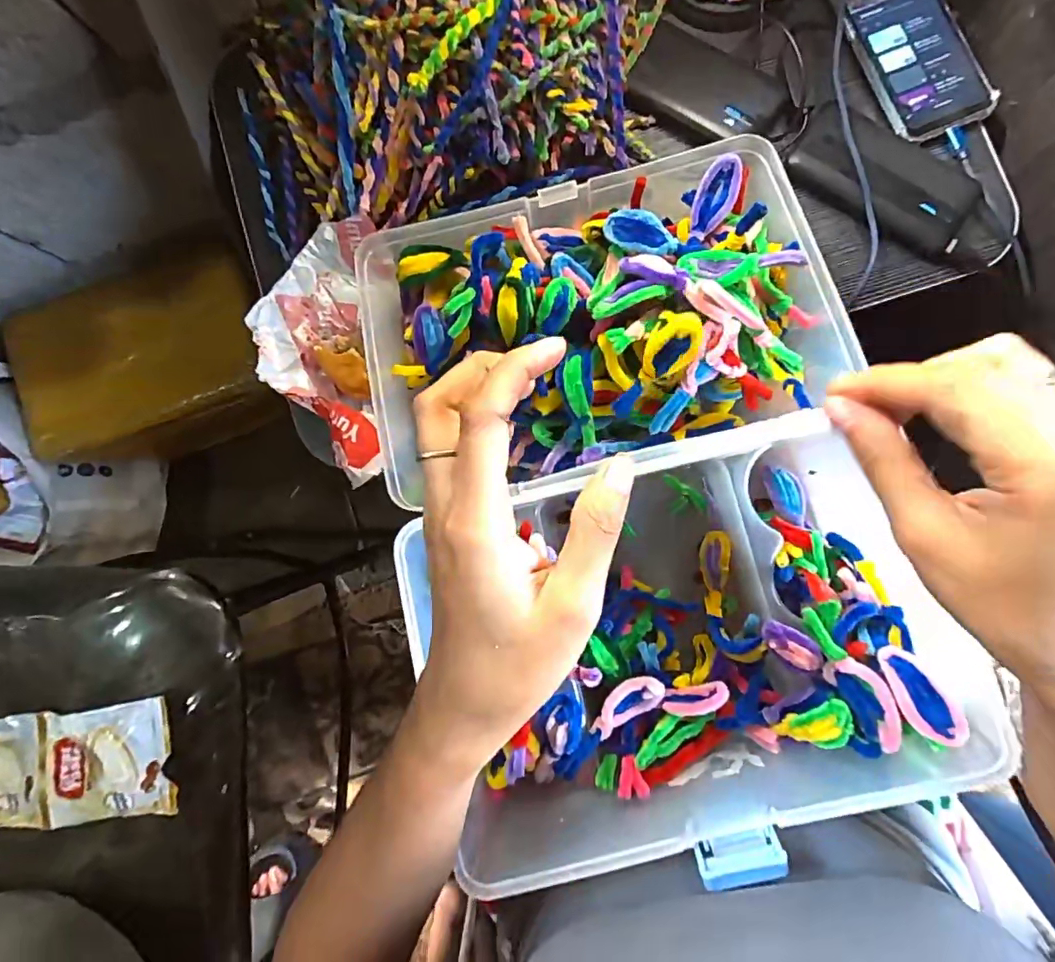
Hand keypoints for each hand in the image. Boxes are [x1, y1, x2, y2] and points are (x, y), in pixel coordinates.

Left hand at [409, 339, 633, 771]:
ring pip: (434, 427)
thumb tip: (621, 466)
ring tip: (528, 377)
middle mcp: (446, 506)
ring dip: (472, 389)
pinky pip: (449, 451)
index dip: (513, 371)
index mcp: (475, 521)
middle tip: (535, 360)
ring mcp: (439, 513)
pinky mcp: (447, 522)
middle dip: (478, 368)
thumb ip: (595, 532)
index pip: (478, 420)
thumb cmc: (518, 665)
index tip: (556, 349)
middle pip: (434, 409)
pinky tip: (514, 423)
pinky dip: (474, 418)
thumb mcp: (573, 606)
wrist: (462, 706)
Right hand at [823, 334, 1054, 704]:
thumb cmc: (1001, 608)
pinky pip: (1035, 386)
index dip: (892, 382)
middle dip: (915, 378)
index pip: (962, 391)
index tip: (838, 392)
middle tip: (862, 405)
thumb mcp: (925, 537)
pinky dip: (977, 390)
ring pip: (1013, 367)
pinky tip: (946, 415)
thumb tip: (841, 409)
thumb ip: (884, 461)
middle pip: (989, 367)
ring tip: (899, 408)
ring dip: (945, 378)